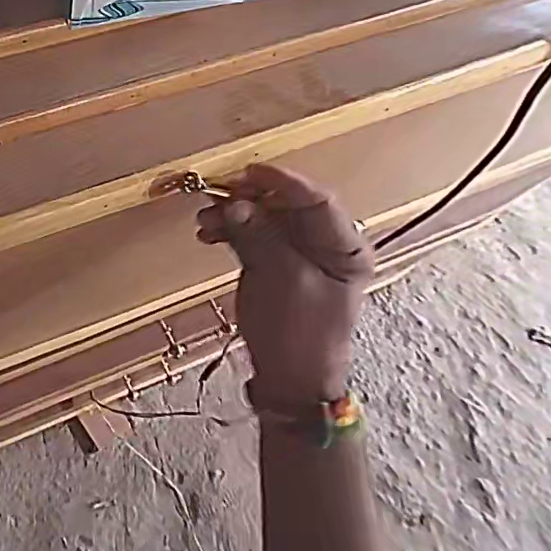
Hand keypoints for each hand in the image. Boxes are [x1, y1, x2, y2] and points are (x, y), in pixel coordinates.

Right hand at [196, 163, 373, 407]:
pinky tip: (208, 233)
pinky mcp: (270, 265)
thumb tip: (236, 205)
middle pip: (285, 207)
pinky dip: (228, 232)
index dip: (284, 183)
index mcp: (345, 248)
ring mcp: (294, 256)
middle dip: (250, 199)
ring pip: (263, 220)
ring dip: (232, 216)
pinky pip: (249, 237)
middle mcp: (322, 246)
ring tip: (205, 221)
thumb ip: (260, 238)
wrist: (290, 378)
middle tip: (219, 194)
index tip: (251, 171)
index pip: (317, 202)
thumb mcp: (282, 281)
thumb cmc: (299, 333)